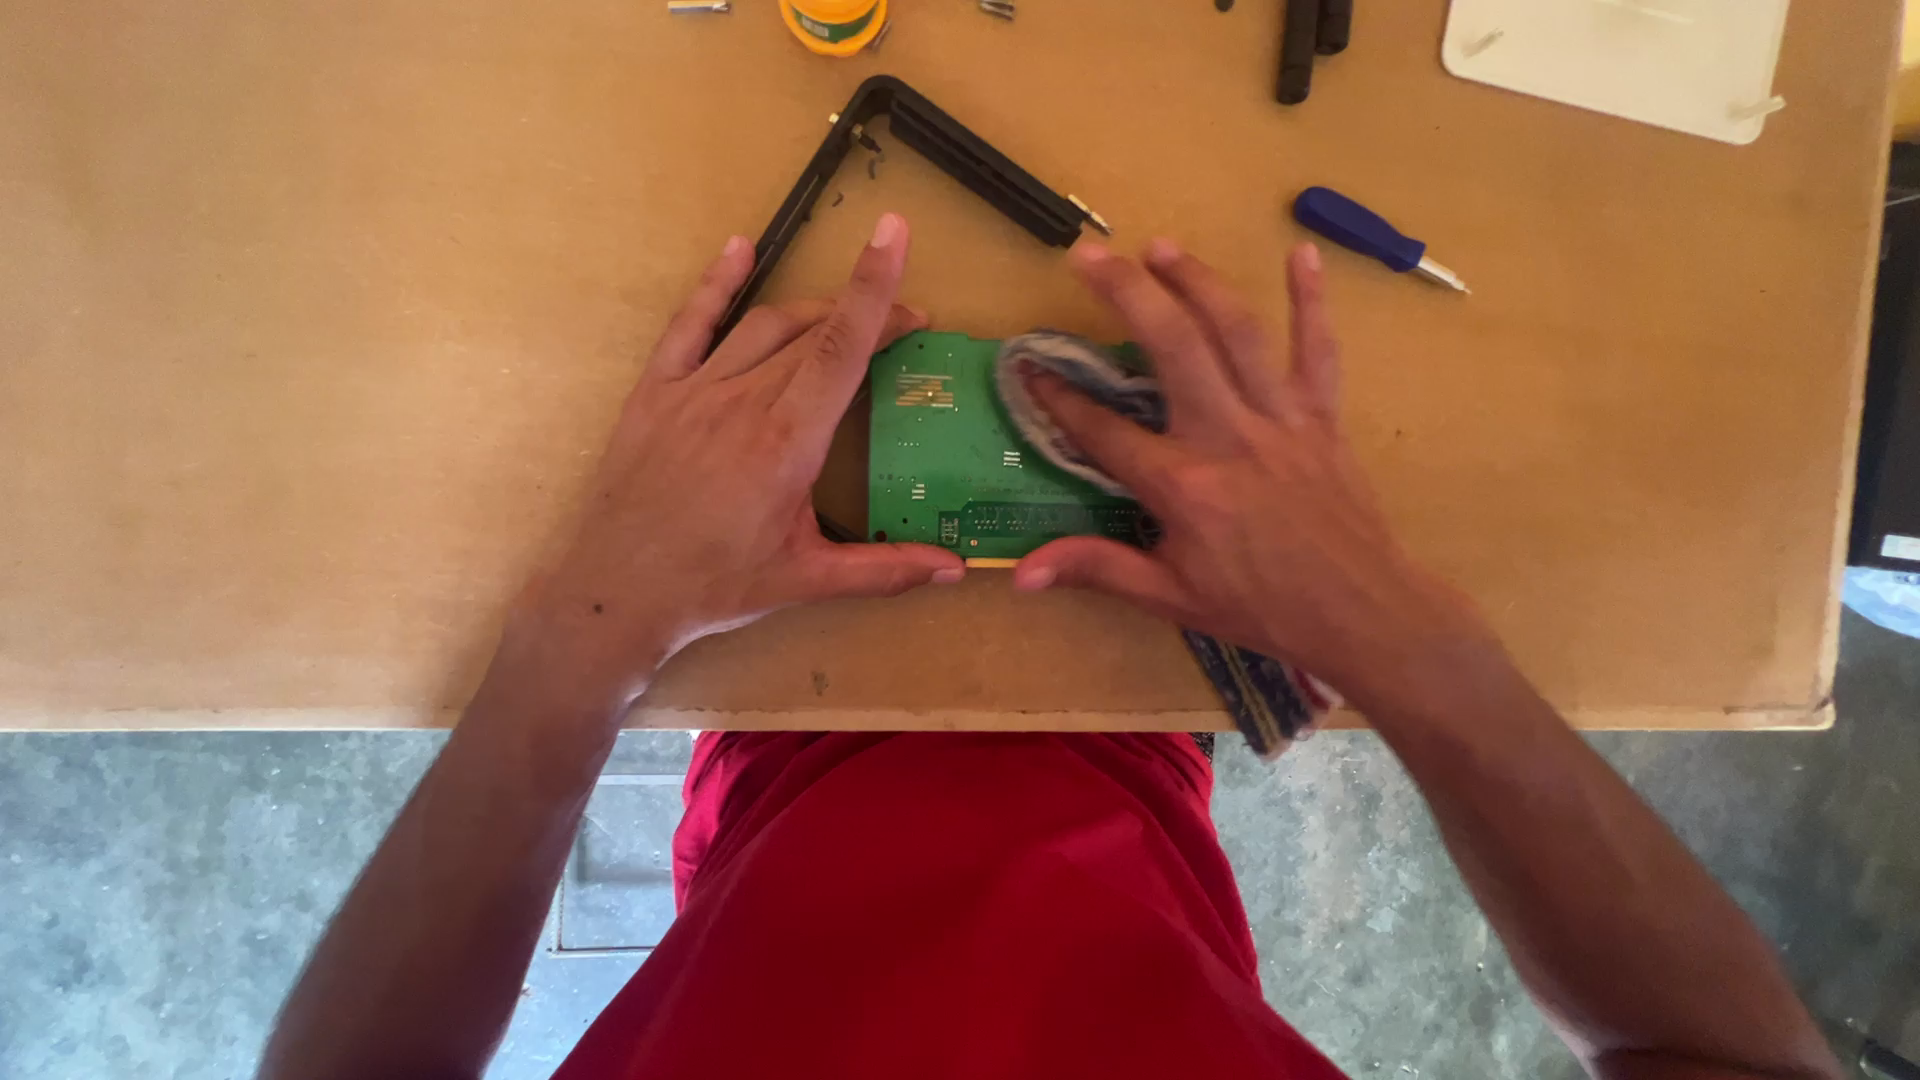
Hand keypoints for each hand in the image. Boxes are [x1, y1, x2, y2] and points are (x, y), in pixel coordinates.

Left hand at [497, 214, 964, 716]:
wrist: (616, 592)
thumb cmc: (716, 587)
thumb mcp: (807, 580)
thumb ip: (885, 570)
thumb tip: (955, 570)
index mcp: (786, 443)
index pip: (841, 350)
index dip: (873, 292)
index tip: (895, 237)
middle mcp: (743, 401)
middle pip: (814, 333)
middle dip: (866, 312)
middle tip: (908, 322)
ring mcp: (694, 390)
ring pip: (764, 326)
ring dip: (814, 309)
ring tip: (849, 312)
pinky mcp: (655, 392)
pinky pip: (689, 324)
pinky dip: (716, 284)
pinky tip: (739, 250)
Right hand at [1013, 239, 1494, 706]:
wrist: (1361, 614)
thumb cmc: (1259, 608)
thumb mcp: (1168, 596)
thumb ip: (1095, 569)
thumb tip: (1020, 574)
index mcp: (1183, 485)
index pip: (1103, 430)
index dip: (1058, 398)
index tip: (1028, 366)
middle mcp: (1227, 435)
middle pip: (1172, 345)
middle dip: (1126, 292)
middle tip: (1089, 254)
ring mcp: (1280, 418)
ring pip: (1236, 331)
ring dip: (1196, 281)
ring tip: (1160, 246)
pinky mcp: (1322, 416)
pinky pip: (1318, 347)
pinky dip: (1311, 299)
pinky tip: (1302, 252)